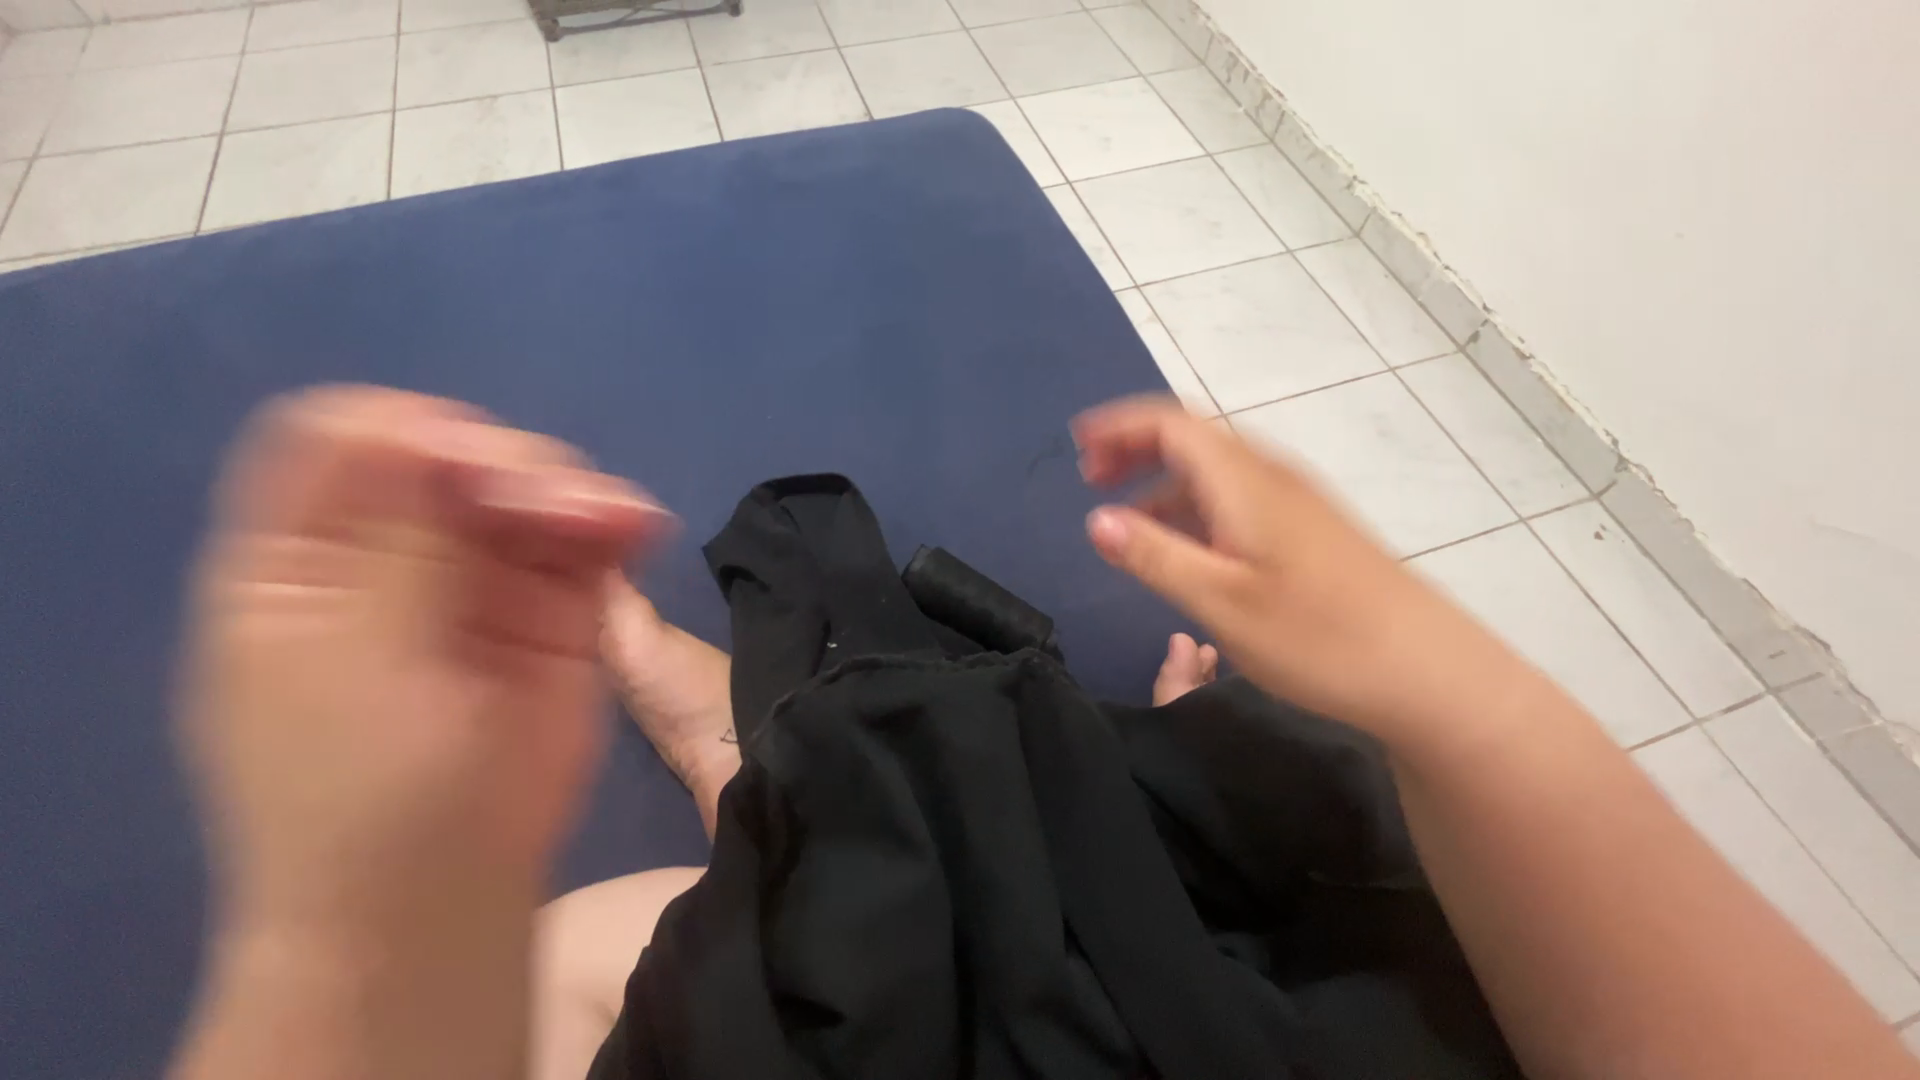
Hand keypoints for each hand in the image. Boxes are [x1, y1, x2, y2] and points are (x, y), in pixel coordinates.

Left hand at [178, 387, 670, 934]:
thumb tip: (429, 430)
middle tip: (563, 509)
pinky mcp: (557, 606)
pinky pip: (588, 541)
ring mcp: (484, 576)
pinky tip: (639, 528)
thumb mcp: (356, 662)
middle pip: (457, 455)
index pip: (345, 440)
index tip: (470, 465)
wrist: (442, 893)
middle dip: (514, 468)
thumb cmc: (366, 793)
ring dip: (577, 494)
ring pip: (532, 490)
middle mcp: (399, 550)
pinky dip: (615, 525)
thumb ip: (396, 545)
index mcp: (309, 558)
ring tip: (621, 522)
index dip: (409, 433)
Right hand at [1074, 396, 1533, 745]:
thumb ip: (1154, 556)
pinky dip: (1195, 507)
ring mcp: (1296, 504)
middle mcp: (1271, 478)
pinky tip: (1187, 547)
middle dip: (1136, 448)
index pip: (1172, 424)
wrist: (1430, 673)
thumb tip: (1094, 519)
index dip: (1120, 426)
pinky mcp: (1309, 533)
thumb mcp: (1221, 602)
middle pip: (1194, 438)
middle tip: (1091, 476)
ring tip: (1125, 516)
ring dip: (1163, 480)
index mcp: (1246, 481)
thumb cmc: (1319, 637)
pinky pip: (1237, 499)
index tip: (1076, 445)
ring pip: (1215, 471)